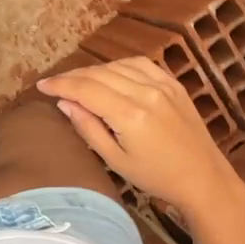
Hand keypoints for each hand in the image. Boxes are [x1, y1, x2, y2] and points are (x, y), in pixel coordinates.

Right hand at [37, 57, 244, 216]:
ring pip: (119, 65)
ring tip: (78, 81)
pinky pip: (141, 65)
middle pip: (100, 74)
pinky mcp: (174, 84)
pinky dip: (119, 66)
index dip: (60, 85)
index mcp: (130, 115)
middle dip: (73, 76)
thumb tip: (65, 103)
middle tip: (54, 84)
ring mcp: (163, 85)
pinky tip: (109, 74)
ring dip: (94, 70)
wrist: (203, 178)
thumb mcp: (116, 160)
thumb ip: (89, 128)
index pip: (86, 89)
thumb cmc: (156, 177)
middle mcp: (146, 92)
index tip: (41, 85)